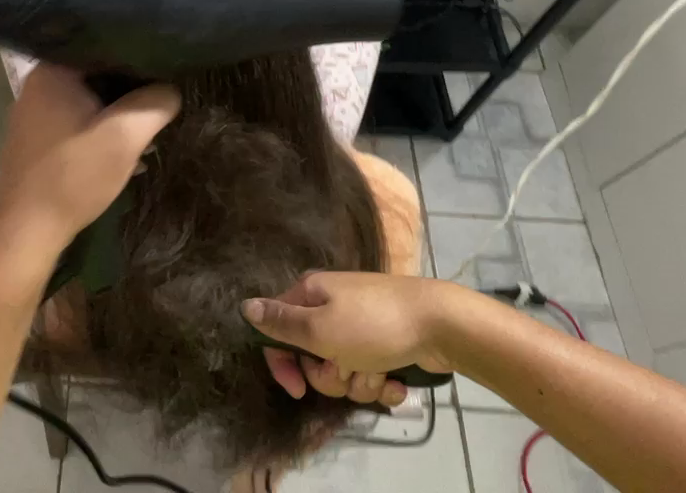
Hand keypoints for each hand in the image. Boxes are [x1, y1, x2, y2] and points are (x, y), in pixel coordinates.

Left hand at [0, 64, 180, 254]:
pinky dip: (99, 124)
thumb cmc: (72, 177)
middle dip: (129, 85)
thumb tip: (172, 89)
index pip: (104, 44)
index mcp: (53, 71)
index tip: (166, 65)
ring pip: (88, 95)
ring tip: (148, 118)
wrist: (27, 233)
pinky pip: (76, 116)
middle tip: (162, 93)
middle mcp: (38, 83)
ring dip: (116, 108)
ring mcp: (34, 111)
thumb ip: (154, 103)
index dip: (138, 54)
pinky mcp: (37, 137)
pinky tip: (121, 141)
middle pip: (97, 71)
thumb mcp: (124, 138)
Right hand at [243, 272, 456, 405]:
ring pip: (342, 371)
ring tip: (379, 372)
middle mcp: (331, 306)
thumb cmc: (374, 325)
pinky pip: (369, 373)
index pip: (278, 331)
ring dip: (358, 382)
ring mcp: (358, 325)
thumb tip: (244, 307)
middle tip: (348, 367)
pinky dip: (381, 382)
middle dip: (331, 375)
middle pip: (311, 358)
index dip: (283, 363)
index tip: (298, 390)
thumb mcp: (320, 329)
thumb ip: (281, 323)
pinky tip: (397, 381)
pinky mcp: (383, 344)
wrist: (440, 324)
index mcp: (311, 294)